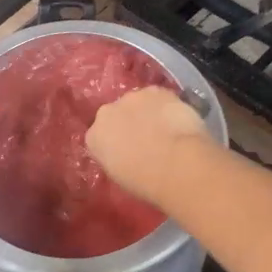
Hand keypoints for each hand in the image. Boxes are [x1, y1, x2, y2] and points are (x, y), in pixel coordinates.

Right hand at [87, 86, 213, 203]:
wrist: (175, 164)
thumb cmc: (145, 181)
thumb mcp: (119, 175)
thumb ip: (116, 158)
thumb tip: (126, 153)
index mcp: (94, 137)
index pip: (100, 136)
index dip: (116, 142)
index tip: (128, 152)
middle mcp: (106, 112)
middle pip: (117, 114)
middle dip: (129, 122)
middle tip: (147, 139)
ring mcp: (131, 97)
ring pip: (139, 103)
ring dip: (148, 112)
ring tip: (165, 129)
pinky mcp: (156, 90)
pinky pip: (159, 97)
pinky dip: (166, 105)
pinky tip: (178, 119)